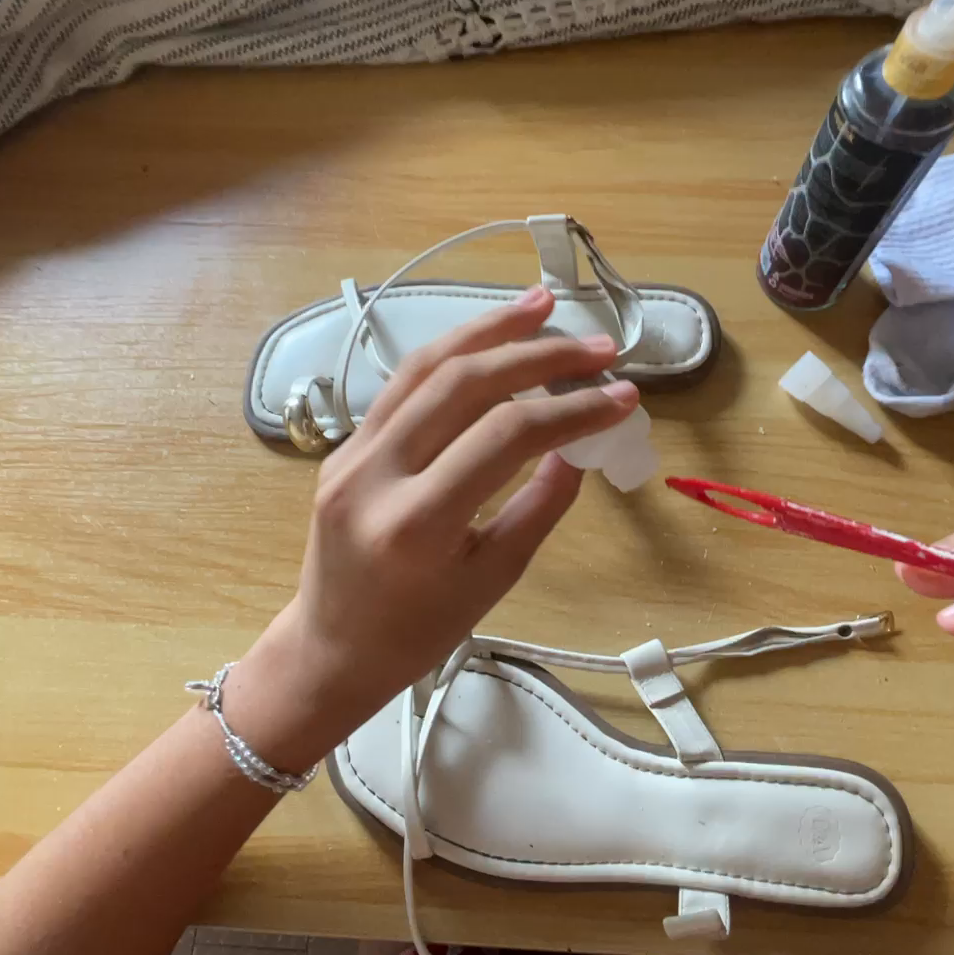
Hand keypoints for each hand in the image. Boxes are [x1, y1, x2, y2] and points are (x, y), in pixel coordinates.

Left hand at [222, 286, 636, 768]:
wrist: (332, 648)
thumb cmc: (417, 633)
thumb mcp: (492, 580)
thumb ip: (538, 507)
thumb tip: (576, 446)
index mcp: (415, 523)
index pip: (504, 437)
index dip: (571, 410)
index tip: (621, 397)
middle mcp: (374, 474)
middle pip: (462, 383)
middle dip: (537, 355)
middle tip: (595, 346)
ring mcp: (350, 454)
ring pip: (424, 368)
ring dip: (488, 330)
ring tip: (542, 306)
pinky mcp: (343, 447)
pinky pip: (401, 388)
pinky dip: (451, 357)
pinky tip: (488, 342)